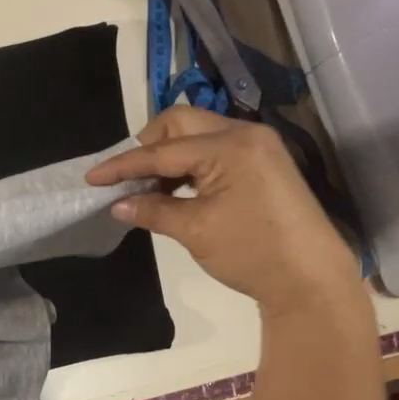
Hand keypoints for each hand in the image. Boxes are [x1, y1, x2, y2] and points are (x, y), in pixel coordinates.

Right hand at [87, 106, 359, 316]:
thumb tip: (118, 204)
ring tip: (143, 188)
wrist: (308, 276)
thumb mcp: (195, 231)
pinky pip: (212, 151)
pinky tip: (171, 190)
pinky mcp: (260, 163)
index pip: (162, 150)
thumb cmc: (250, 251)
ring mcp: (256, 147)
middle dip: (147, 146)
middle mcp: (244, 135)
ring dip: (166, 156)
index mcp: (229, 146)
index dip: (123, 164)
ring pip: (197, 135)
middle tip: (123, 178)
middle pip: (181, 123)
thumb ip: (154, 211)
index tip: (91, 177)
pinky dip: (186, 165)